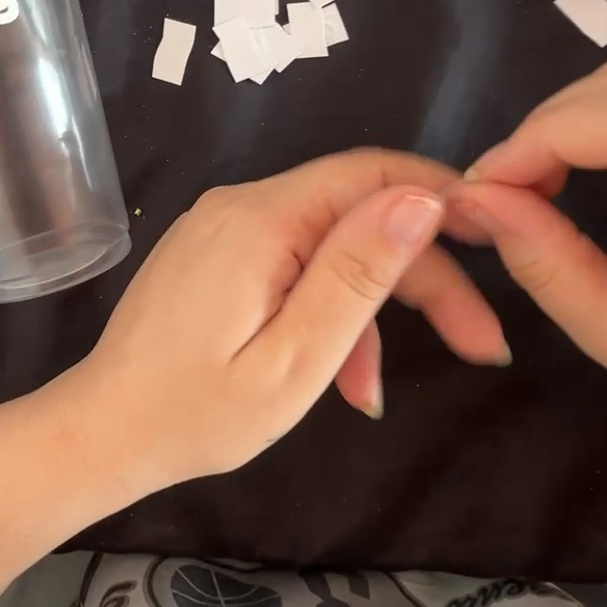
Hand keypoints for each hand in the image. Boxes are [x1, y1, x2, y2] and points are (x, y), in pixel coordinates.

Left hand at [48, 149, 509, 492]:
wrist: (105, 432)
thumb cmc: (197, 411)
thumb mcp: (295, 357)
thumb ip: (357, 274)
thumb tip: (420, 198)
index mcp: (260, 219)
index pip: (371, 175)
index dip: (443, 201)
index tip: (501, 247)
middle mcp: (238, 205)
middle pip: (352, 215)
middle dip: (419, 277)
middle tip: (479, 346)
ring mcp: (219, 229)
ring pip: (323, 246)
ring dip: (364, 310)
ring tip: (369, 391)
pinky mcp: (211, 256)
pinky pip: (286, 264)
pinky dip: (318, 310)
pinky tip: (331, 372)